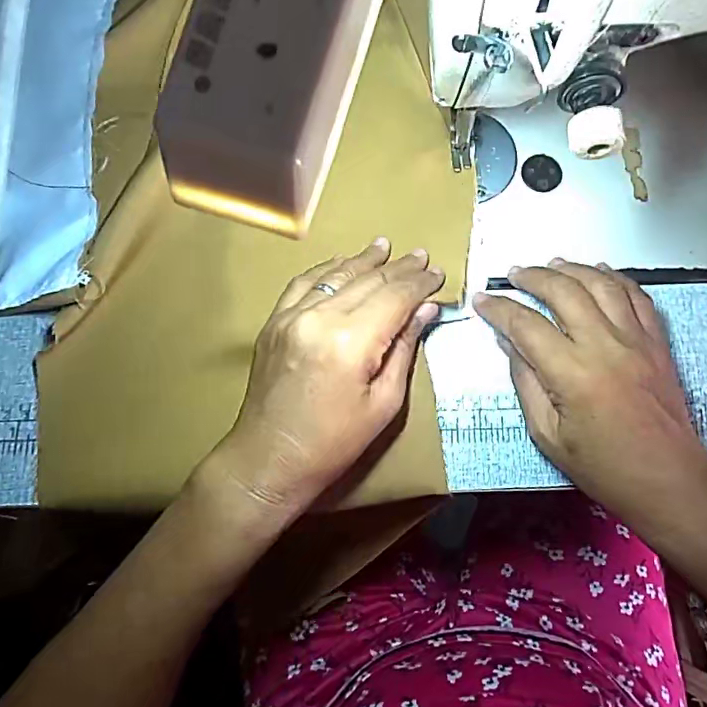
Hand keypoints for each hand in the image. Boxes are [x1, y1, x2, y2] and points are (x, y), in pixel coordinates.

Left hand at [198, 238, 445, 524]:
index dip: (420, 283)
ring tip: (385, 247)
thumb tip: (425, 309)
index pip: (394, 296)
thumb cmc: (333, 443)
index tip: (438, 273)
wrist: (268, 458)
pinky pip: (303, 284)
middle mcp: (318, 318)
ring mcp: (290, 317)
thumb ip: (404, 349)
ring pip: (334, 275)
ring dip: (362, 260)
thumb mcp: (383, 404)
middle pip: (367, 280)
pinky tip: (341, 263)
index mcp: (350, 341)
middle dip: (398, 268)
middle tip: (421, 256)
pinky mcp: (274, 322)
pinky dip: (326, 270)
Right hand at [473, 261, 706, 623]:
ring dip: (573, 268)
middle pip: (564, 291)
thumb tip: (508, 344)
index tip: (483, 301)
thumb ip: (525, 383)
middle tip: (513, 274)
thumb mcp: (547, 434)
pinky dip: (615, 277)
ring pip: (602, 284)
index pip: (526, 325)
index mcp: (572, 374)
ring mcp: (637, 340)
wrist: (670, 481)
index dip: (499, 309)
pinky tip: (598, 271)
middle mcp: (605, 346)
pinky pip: (637, 296)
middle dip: (533, 277)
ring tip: (550, 264)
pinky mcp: (658, 342)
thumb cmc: (604, 468)